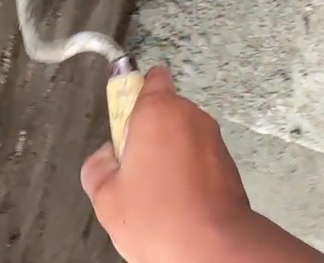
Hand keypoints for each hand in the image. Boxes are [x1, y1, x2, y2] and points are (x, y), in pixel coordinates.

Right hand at [79, 65, 252, 260]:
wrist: (213, 248)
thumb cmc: (158, 217)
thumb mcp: (107, 198)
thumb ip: (97, 167)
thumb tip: (105, 157)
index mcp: (158, 111)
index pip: (151, 78)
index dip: (136, 95)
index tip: (125, 125)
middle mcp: (189, 114)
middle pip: (164, 110)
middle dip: (149, 132)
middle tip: (135, 170)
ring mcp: (211, 136)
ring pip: (182, 134)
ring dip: (170, 153)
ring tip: (158, 193)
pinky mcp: (226, 159)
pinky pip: (199, 155)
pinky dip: (189, 170)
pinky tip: (179, 202)